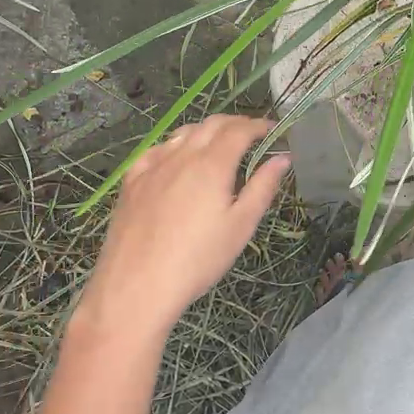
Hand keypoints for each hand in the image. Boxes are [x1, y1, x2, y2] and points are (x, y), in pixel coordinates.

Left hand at [77, 116, 289, 342]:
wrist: (134, 290)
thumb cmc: (197, 260)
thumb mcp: (240, 226)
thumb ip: (263, 187)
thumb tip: (282, 157)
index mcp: (212, 164)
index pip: (240, 129)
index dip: (260, 125)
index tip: (274, 130)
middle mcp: (182, 156)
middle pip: (212, 124)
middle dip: (236, 124)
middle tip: (252, 135)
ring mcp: (152, 167)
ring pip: (183, 133)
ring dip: (206, 131)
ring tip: (218, 146)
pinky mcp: (131, 183)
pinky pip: (156, 150)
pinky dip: (174, 146)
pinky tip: (176, 161)